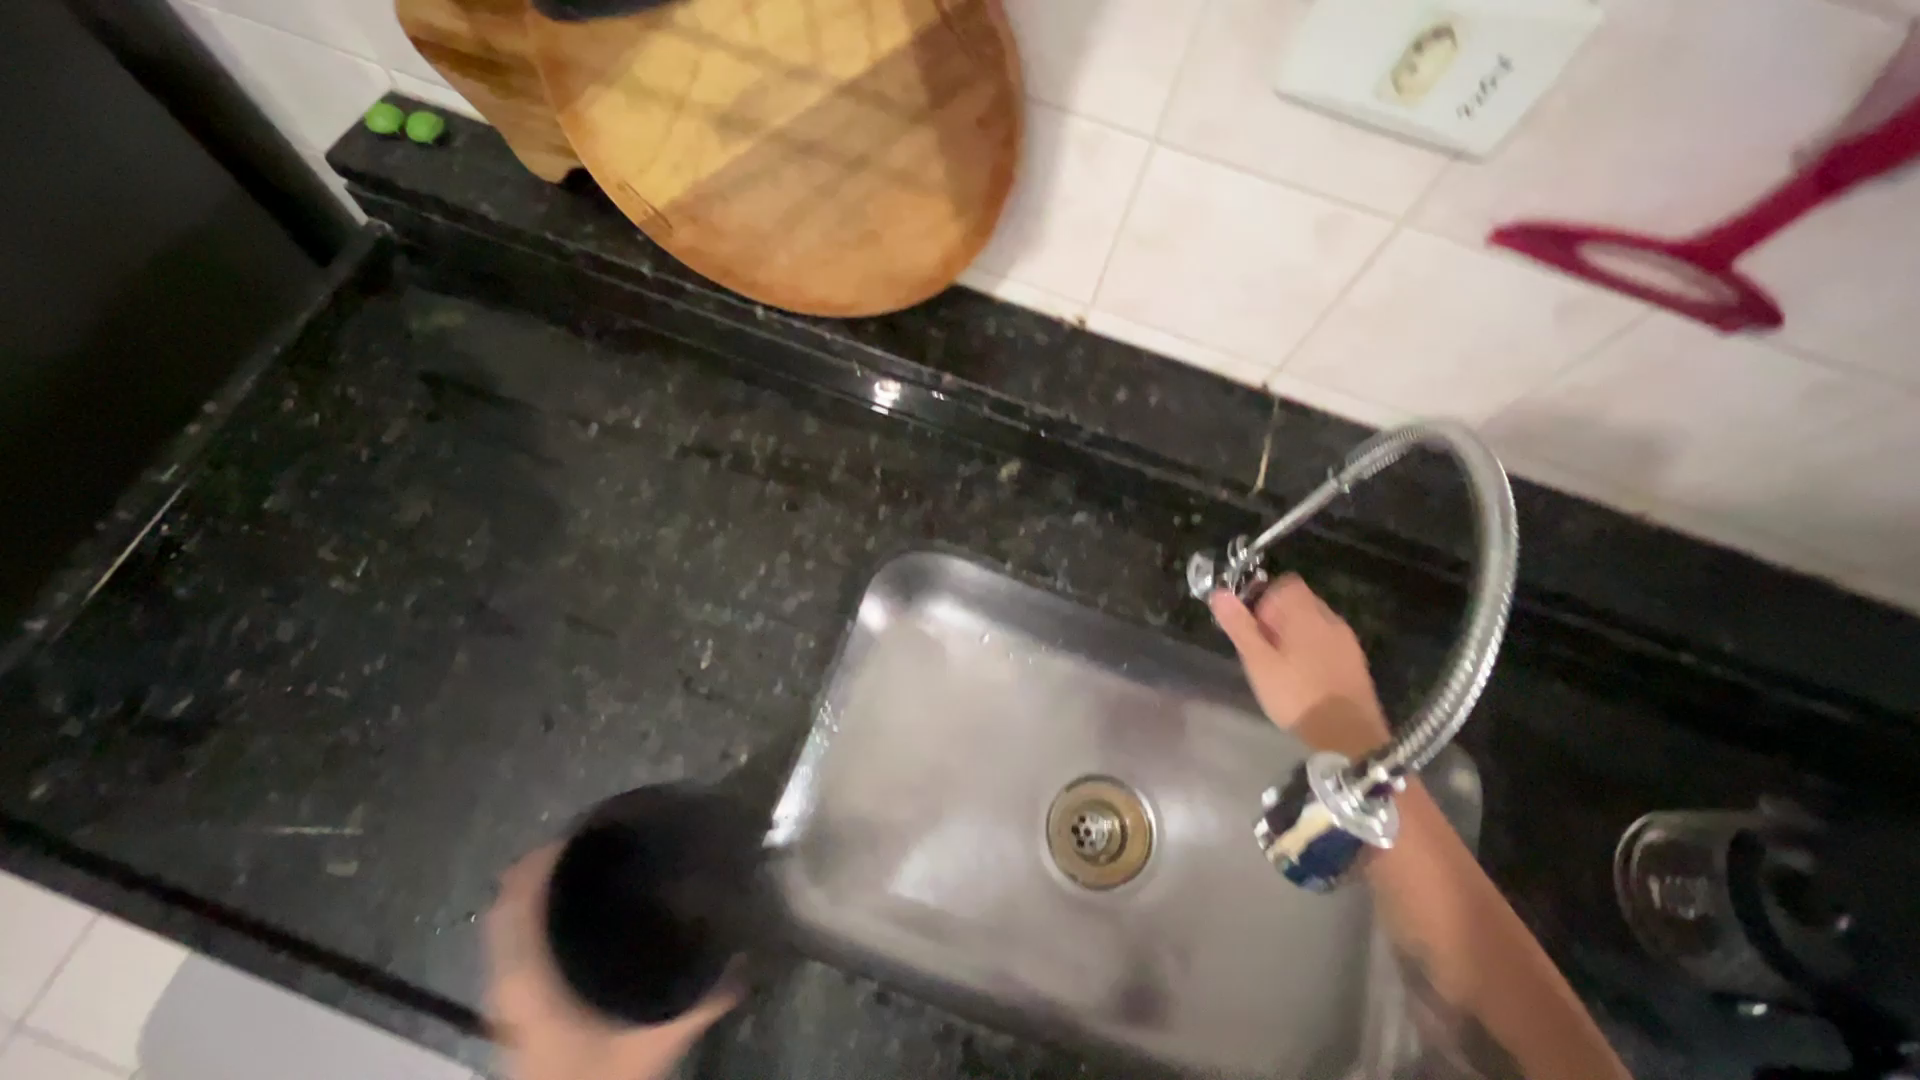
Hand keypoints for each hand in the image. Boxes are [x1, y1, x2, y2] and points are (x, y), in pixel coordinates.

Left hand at [485, 845, 737, 1079]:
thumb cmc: (595, 1076)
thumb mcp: (652, 1043)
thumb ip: (702, 1001)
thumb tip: (746, 958)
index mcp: (527, 977)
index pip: (518, 899)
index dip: (543, 858)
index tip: (583, 829)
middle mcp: (507, 980)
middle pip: (510, 905)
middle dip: (546, 868)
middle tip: (595, 841)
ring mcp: (506, 997)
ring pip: (510, 928)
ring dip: (539, 895)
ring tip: (587, 868)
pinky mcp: (515, 1011)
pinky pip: (516, 948)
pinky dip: (536, 922)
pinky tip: (574, 920)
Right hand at [1208, 575, 1391, 758]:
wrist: (1348, 736)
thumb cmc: (1296, 696)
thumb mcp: (1259, 662)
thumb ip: (1239, 626)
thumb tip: (1219, 593)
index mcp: (1306, 614)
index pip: (1286, 584)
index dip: (1264, 599)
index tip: (1254, 628)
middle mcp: (1331, 620)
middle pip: (1300, 602)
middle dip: (1277, 619)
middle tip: (1262, 651)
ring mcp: (1346, 641)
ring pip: (1314, 624)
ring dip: (1295, 636)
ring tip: (1281, 667)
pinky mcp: (1355, 662)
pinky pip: (1327, 643)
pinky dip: (1312, 651)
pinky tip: (1303, 679)